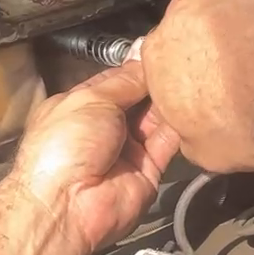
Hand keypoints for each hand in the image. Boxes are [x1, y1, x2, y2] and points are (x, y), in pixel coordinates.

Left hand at [3, 61, 180, 254]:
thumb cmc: (62, 149)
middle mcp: (104, 128)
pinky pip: (169, 143)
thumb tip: (142, 58)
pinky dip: (180, 126)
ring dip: (170, 102)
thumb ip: (122, 80)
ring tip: (188, 80)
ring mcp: (126, 150)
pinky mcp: (148, 170)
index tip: (161, 49)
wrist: (66, 205)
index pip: (116, 80)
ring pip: (157, 119)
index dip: (137, 67)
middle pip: (140, 98)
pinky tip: (192, 106)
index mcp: (80, 107)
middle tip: (180, 62)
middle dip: (156, 83)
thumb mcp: (90, 99)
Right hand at [141, 0, 253, 170]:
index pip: (161, 67)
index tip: (207, 97)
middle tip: (246, 74)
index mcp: (158, 55)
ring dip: (247, 19)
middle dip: (214, 46)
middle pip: (194, 26)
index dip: (185, 82)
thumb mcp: (209, 153)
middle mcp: (184, 9)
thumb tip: (195, 133)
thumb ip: (190, 134)